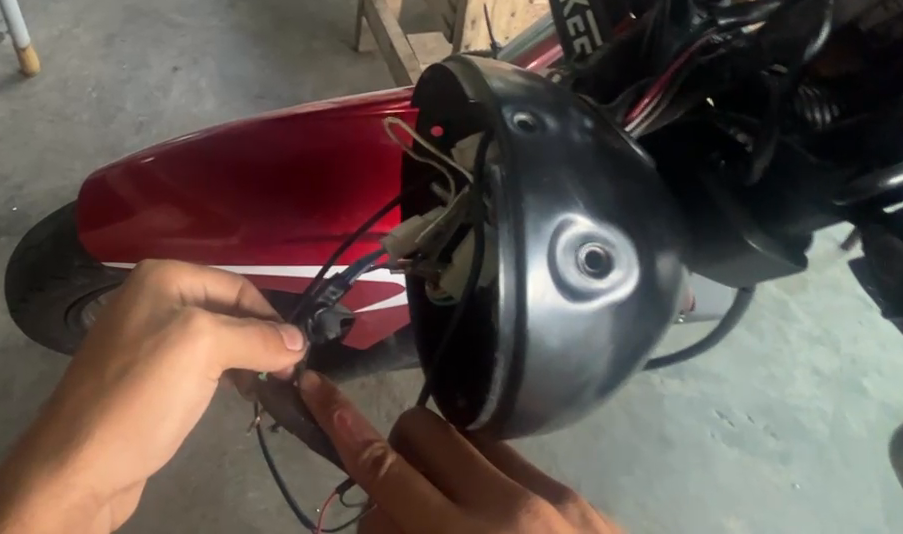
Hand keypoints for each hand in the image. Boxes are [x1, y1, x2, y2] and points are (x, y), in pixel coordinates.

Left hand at [0, 260, 306, 533]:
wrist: (78, 462)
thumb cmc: (142, 393)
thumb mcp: (202, 350)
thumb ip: (254, 338)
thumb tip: (298, 340)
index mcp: (163, 277)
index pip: (235, 284)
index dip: (270, 316)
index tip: (299, 355)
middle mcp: (152, 297)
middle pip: (224, 309)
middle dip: (257, 338)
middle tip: (287, 376)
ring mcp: (145, 336)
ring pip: (211, 338)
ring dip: (242, 359)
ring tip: (266, 389)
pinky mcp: (144, 375)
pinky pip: (194, 363)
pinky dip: (220, 375)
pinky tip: (236, 395)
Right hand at [299, 372, 619, 533]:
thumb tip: (376, 516)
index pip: (384, 468)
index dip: (340, 422)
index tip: (313, 383)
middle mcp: (509, 510)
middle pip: (422, 430)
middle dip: (399, 450)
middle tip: (405, 500)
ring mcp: (556, 501)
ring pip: (469, 437)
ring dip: (447, 465)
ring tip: (459, 513)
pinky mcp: (588, 505)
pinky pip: (517, 463)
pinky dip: (495, 484)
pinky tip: (509, 530)